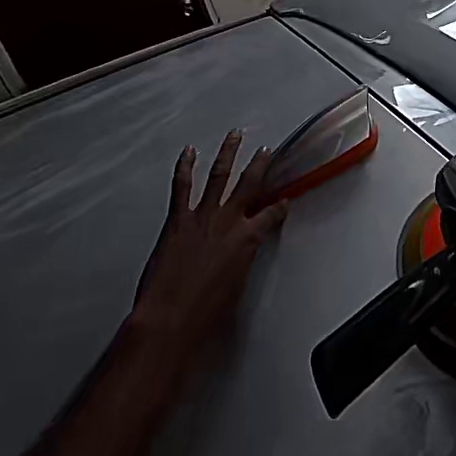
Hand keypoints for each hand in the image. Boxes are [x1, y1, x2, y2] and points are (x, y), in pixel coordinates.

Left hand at [129, 131, 289, 360]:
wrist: (172, 319)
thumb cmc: (205, 314)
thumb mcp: (236, 288)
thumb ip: (240, 263)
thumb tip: (238, 256)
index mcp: (247, 241)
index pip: (270, 216)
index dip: (278, 208)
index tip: (283, 200)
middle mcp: (229, 222)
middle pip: (249, 185)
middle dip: (260, 165)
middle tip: (266, 151)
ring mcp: (203, 216)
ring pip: (219, 175)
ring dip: (228, 153)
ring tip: (234, 136)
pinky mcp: (179, 218)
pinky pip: (182, 185)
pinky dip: (185, 166)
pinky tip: (188, 152)